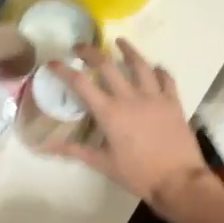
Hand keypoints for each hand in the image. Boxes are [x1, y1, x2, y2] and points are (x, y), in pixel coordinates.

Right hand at [45, 39, 217, 217]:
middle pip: (107, 65)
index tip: (53, 63)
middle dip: (90, 53)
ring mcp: (155, 97)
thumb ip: (75, 150)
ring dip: (128, 50)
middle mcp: (130, 98)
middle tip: (80, 47)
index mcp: (110, 113)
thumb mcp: (103, 163)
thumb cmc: (138, 174)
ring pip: (140, 65)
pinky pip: (166, 79)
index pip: (81, 83)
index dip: (64, 70)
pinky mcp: (173, 102)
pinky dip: (159, 70)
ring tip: (120, 41)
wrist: (179, 180)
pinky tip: (155, 67)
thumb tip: (45, 147)